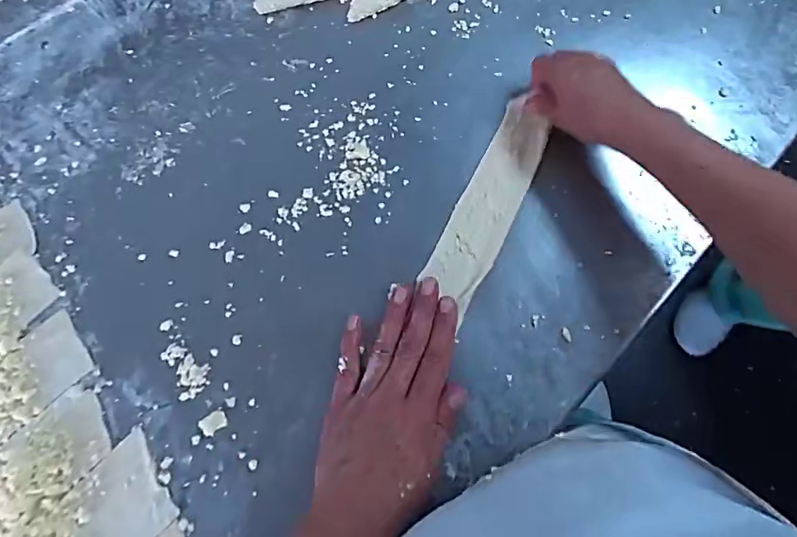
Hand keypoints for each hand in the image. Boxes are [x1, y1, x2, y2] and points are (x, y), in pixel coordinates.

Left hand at [296, 278, 465, 536]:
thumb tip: (457, 387)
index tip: (447, 303)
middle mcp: (392, 398)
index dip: (442, 330)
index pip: (434, 362)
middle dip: (421, 313)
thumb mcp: (430, 466)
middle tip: (428, 282)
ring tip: (400, 289)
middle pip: (410, 348)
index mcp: (418, 414)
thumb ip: (442, 424)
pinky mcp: (339, 404)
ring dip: (392, 317)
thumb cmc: (395, 494)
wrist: (349, 516)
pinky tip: (355, 319)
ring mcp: (363, 397)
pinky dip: (351, 342)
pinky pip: (346, 367)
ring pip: (382, 349)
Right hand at [524, 50, 663, 151]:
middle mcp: (575, 57)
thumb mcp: (560, 118)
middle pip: (555, 59)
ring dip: (570, 75)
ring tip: (577, 98)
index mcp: (558, 67)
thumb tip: (531, 103)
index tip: (543, 99)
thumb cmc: (591, 119)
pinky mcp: (611, 66)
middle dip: (553, 76)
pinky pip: (590, 65)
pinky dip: (586, 76)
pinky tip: (593, 96)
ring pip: (574, 61)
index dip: (537, 82)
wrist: (631, 120)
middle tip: (558, 99)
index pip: (538, 65)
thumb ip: (542, 107)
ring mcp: (595, 59)